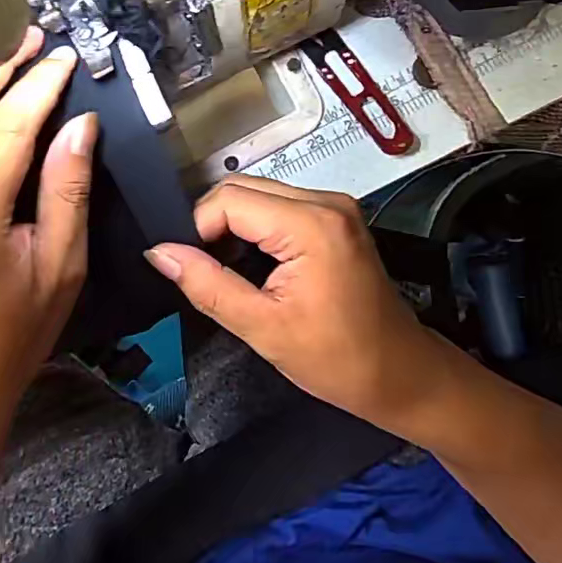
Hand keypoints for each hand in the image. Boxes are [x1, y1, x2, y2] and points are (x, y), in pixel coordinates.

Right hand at [144, 176, 447, 431]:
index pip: (228, 200)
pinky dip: (257, 227)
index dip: (197, 230)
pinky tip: (256, 263)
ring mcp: (335, 205)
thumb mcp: (263, 328)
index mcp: (312, 225)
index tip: (192, 270)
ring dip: (234, 226)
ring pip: (258, 193)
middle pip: (242, 189)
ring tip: (232, 271)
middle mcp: (326, 201)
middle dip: (213, 225)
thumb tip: (159, 253)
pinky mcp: (336, 215)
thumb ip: (207, 285)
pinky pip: (279, 204)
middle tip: (208, 272)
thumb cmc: (339, 359)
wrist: (402, 373)